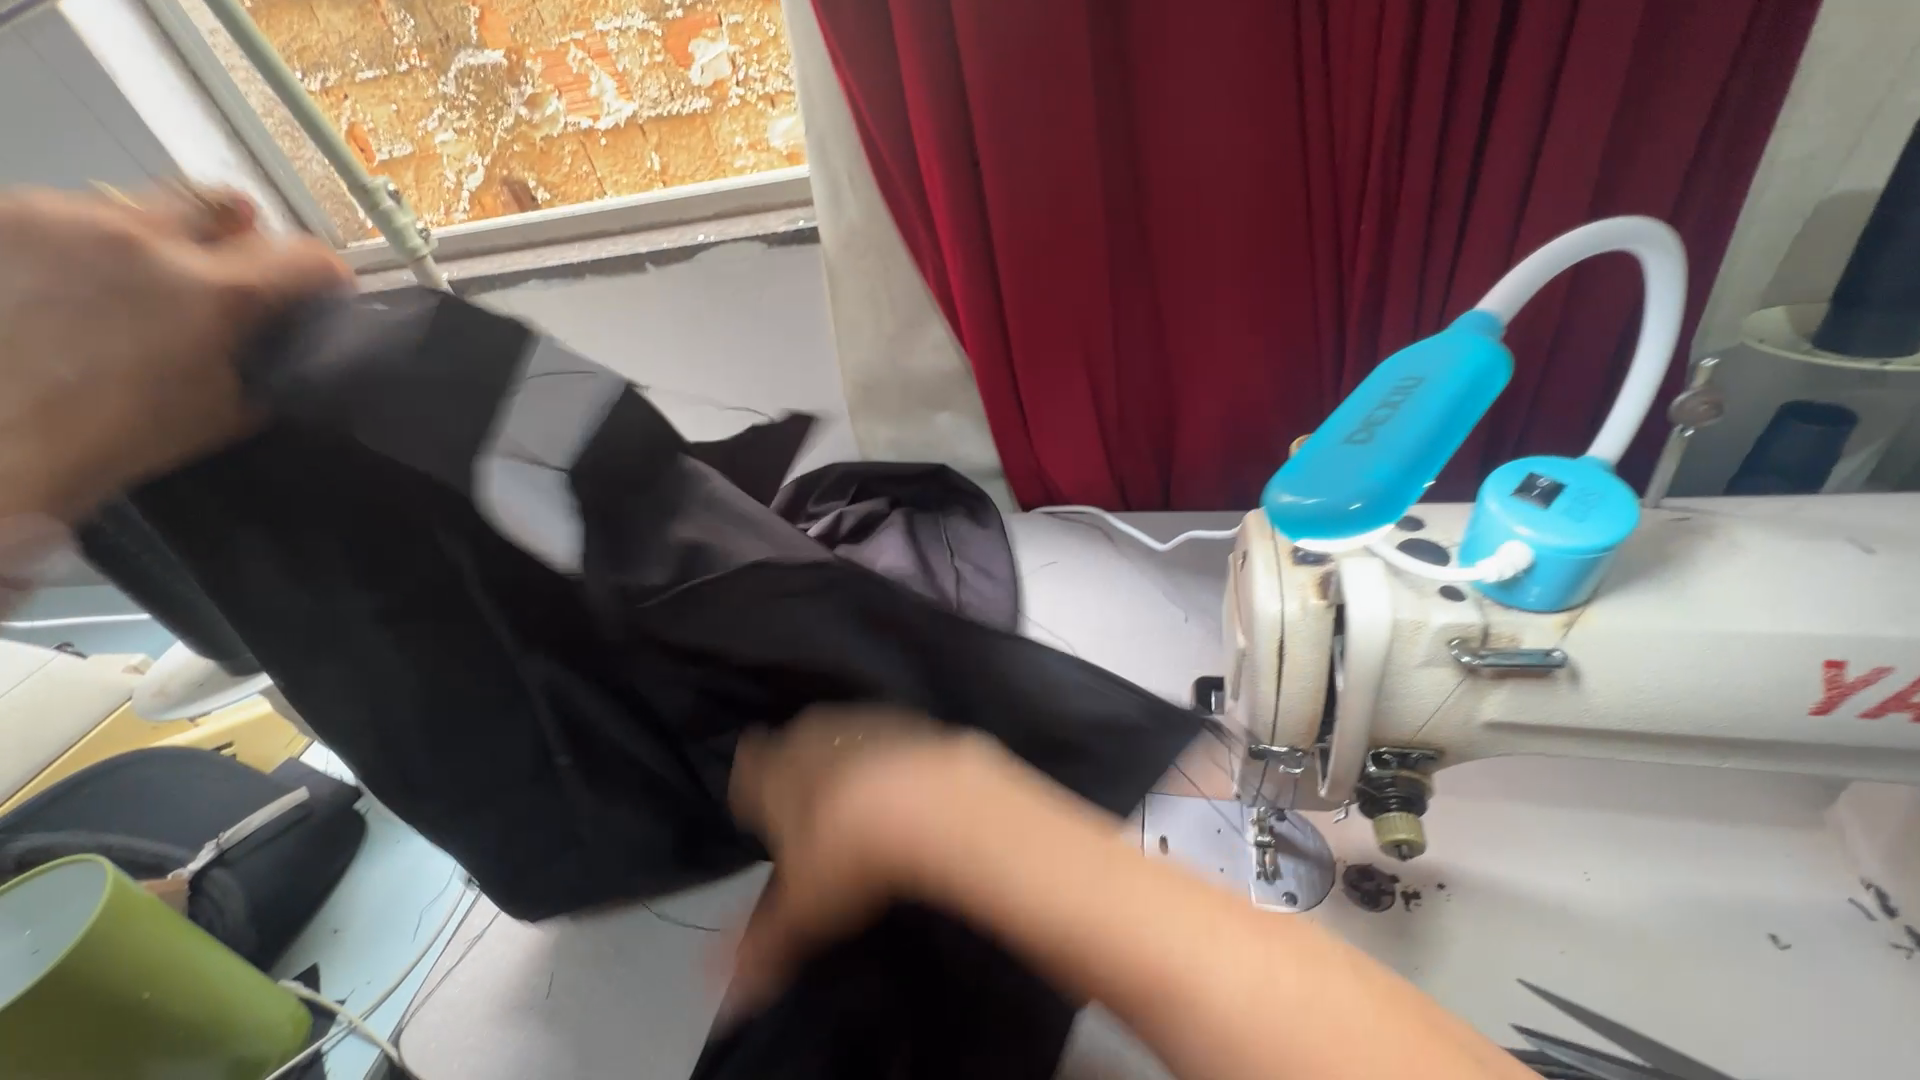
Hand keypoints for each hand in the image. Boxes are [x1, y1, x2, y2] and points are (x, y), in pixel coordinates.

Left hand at [0, 187, 348, 520]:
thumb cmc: (124, 434)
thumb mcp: (230, 406)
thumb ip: (265, 355)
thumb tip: (280, 334)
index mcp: (216, 292)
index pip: (305, 255)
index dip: (324, 271)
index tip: (323, 285)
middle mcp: (146, 238)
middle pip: (218, 203)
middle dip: (235, 234)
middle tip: (227, 266)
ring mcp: (64, 217)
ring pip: (137, 207)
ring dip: (151, 238)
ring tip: (131, 281)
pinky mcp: (2, 215)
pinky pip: (67, 214)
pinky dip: (84, 243)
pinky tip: (70, 283)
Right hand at [725, 706, 1007, 1012]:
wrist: (929, 801)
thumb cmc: (846, 853)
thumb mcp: (803, 909)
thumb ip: (762, 947)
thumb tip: (729, 999)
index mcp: (770, 770)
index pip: (745, 771)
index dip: (754, 794)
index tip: (765, 821)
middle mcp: (808, 734)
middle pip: (793, 748)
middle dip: (799, 775)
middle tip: (816, 818)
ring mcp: (862, 721)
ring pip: (842, 739)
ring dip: (848, 765)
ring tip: (865, 809)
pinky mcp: (910, 719)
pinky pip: (891, 738)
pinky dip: (894, 760)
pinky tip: (909, 794)